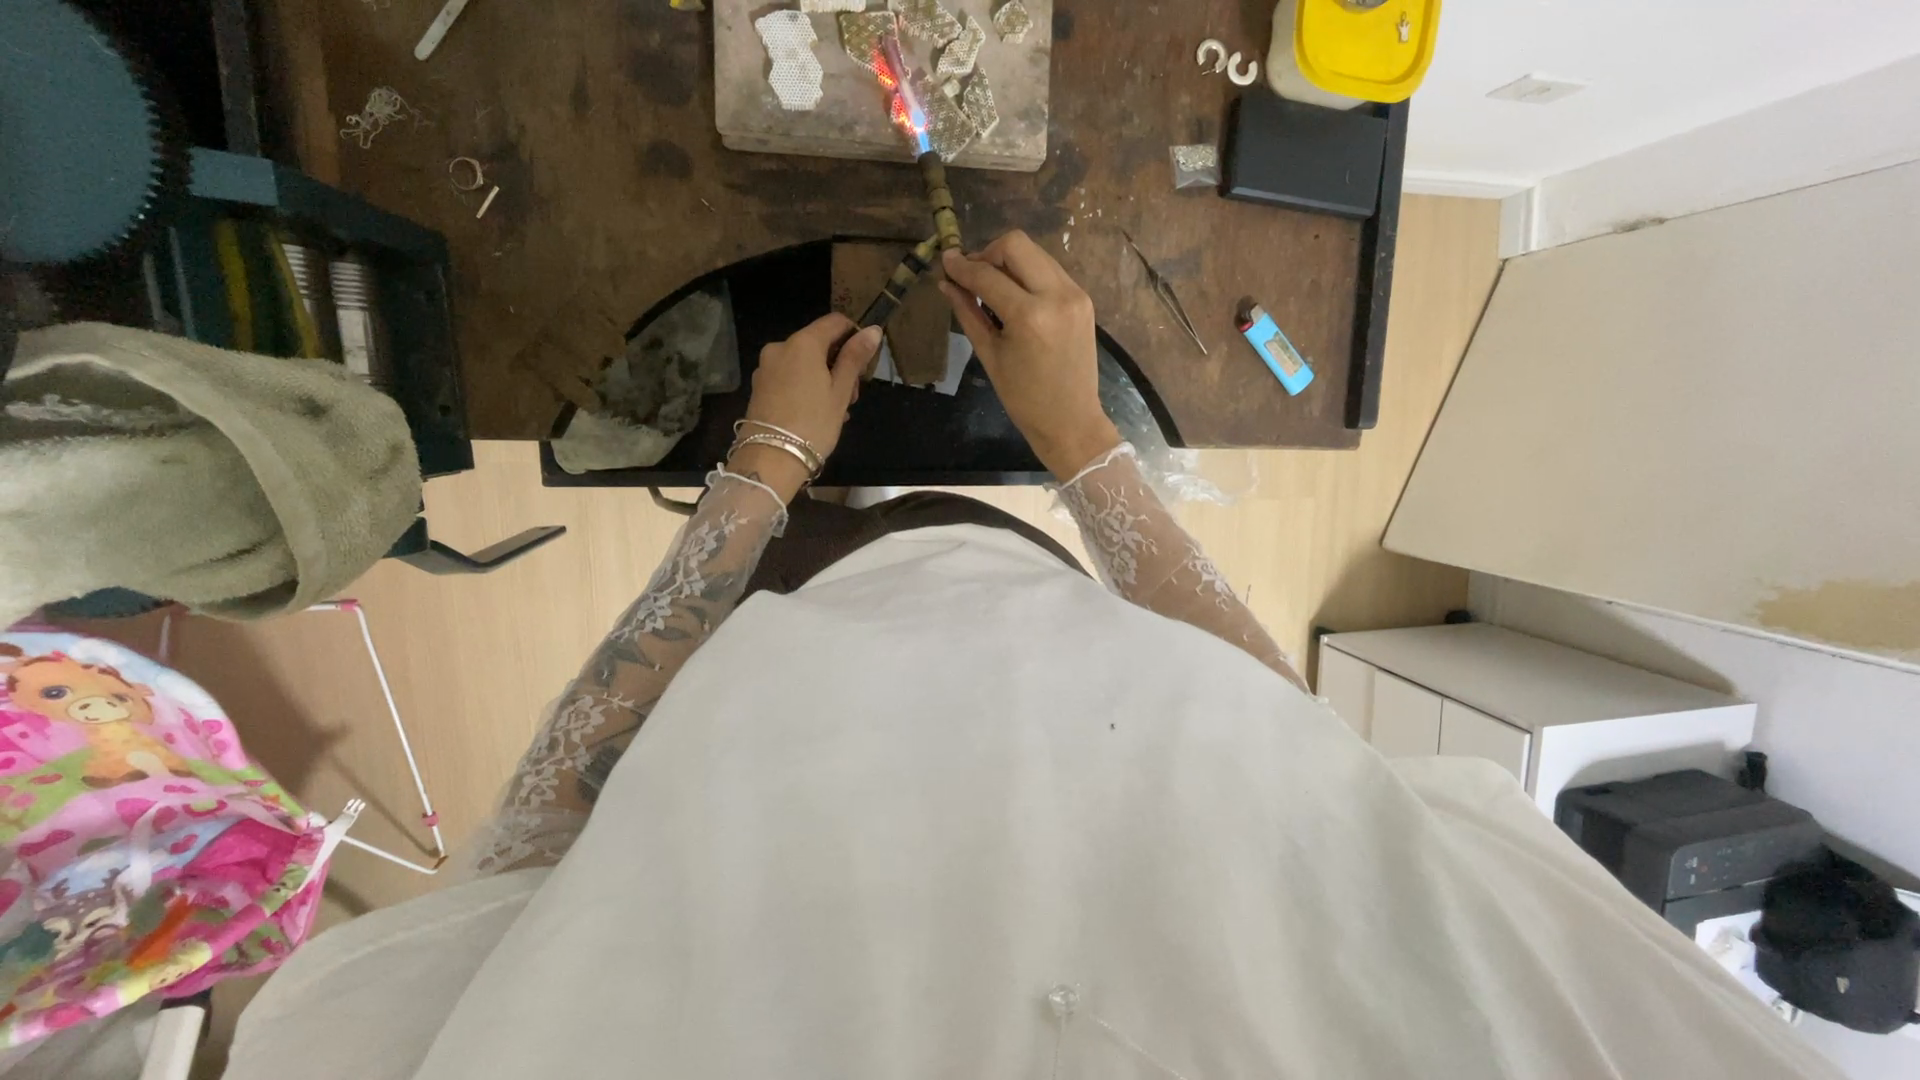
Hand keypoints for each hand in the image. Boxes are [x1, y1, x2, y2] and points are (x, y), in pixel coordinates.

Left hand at [732, 315, 882, 501]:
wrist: (771, 459)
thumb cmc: (814, 423)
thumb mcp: (840, 391)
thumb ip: (855, 357)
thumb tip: (873, 330)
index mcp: (802, 343)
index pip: (834, 322)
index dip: (854, 336)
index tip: (865, 362)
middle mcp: (780, 347)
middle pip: (818, 343)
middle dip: (839, 364)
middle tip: (852, 396)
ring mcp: (766, 367)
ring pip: (803, 362)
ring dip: (824, 378)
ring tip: (836, 410)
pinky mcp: (760, 386)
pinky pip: (790, 376)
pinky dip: (806, 387)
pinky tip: (816, 412)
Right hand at [939, 231, 1119, 478]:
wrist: (1071, 420)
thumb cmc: (1023, 398)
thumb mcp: (990, 355)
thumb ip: (969, 313)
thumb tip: (947, 283)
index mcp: (1029, 316)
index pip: (988, 275)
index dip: (962, 266)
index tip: (946, 260)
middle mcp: (1057, 295)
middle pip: (1016, 245)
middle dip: (988, 253)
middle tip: (972, 274)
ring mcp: (1075, 294)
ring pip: (1035, 253)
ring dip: (1009, 261)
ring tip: (991, 284)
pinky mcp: (1083, 299)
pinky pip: (1050, 270)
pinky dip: (1028, 274)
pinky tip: (1015, 295)